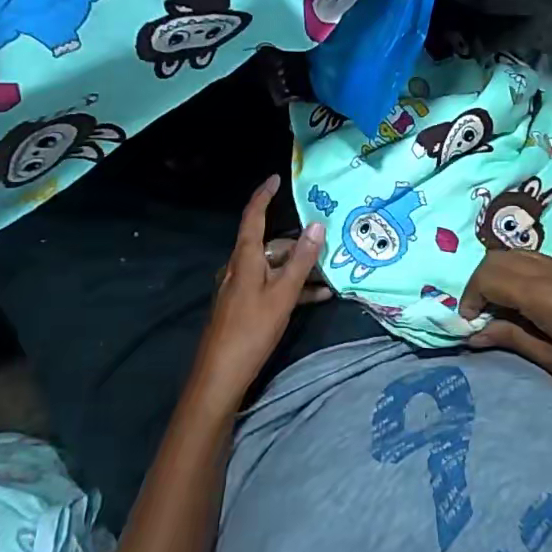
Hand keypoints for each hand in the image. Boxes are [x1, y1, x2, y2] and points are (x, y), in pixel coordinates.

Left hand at [191, 177, 324, 408]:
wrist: (221, 373)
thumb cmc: (252, 329)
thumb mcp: (283, 294)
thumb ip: (301, 261)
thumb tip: (317, 226)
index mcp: (244, 257)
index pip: (253, 216)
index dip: (264, 195)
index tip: (277, 178)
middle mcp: (239, 266)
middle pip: (269, 244)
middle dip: (298, 244)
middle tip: (328, 245)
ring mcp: (240, 287)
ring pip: (273, 267)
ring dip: (299, 269)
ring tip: (330, 275)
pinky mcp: (244, 305)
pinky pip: (270, 286)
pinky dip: (291, 288)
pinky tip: (318, 297)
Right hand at [460, 250, 551, 437]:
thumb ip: (516, 341)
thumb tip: (475, 333)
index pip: (491, 275)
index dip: (471, 296)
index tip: (469, 324)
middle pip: (500, 258)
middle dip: (480, 283)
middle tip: (479, 316)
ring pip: (519, 256)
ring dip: (500, 277)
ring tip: (500, 312)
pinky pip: (540, 263)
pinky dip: (520, 276)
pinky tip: (527, 307)